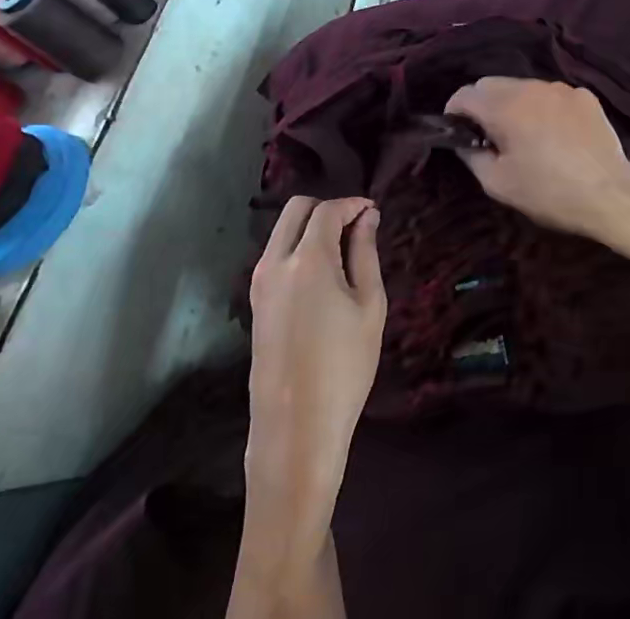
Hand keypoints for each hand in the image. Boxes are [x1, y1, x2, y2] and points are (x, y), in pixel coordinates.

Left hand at [246, 197, 384, 495]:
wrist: (296, 425)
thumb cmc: (345, 365)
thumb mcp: (369, 306)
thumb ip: (366, 254)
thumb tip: (367, 218)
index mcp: (307, 260)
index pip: (326, 211)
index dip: (352, 204)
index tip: (374, 210)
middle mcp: (274, 262)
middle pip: (296, 210)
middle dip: (327, 208)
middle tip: (357, 226)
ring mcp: (259, 283)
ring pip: (282, 232)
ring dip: (311, 228)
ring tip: (345, 250)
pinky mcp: (255, 303)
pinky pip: (275, 256)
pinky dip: (298, 249)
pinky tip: (324, 273)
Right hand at [444, 78, 629, 243]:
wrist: (610, 196)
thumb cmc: (548, 193)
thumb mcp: (498, 184)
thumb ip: (471, 155)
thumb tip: (463, 141)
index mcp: (505, 107)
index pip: (465, 94)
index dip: (454, 112)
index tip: (458, 132)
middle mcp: (531, 87)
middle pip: (492, 84)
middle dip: (483, 105)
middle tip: (490, 137)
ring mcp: (561, 89)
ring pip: (523, 87)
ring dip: (514, 105)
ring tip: (524, 136)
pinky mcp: (584, 96)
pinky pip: (551, 95)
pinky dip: (543, 108)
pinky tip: (554, 134)